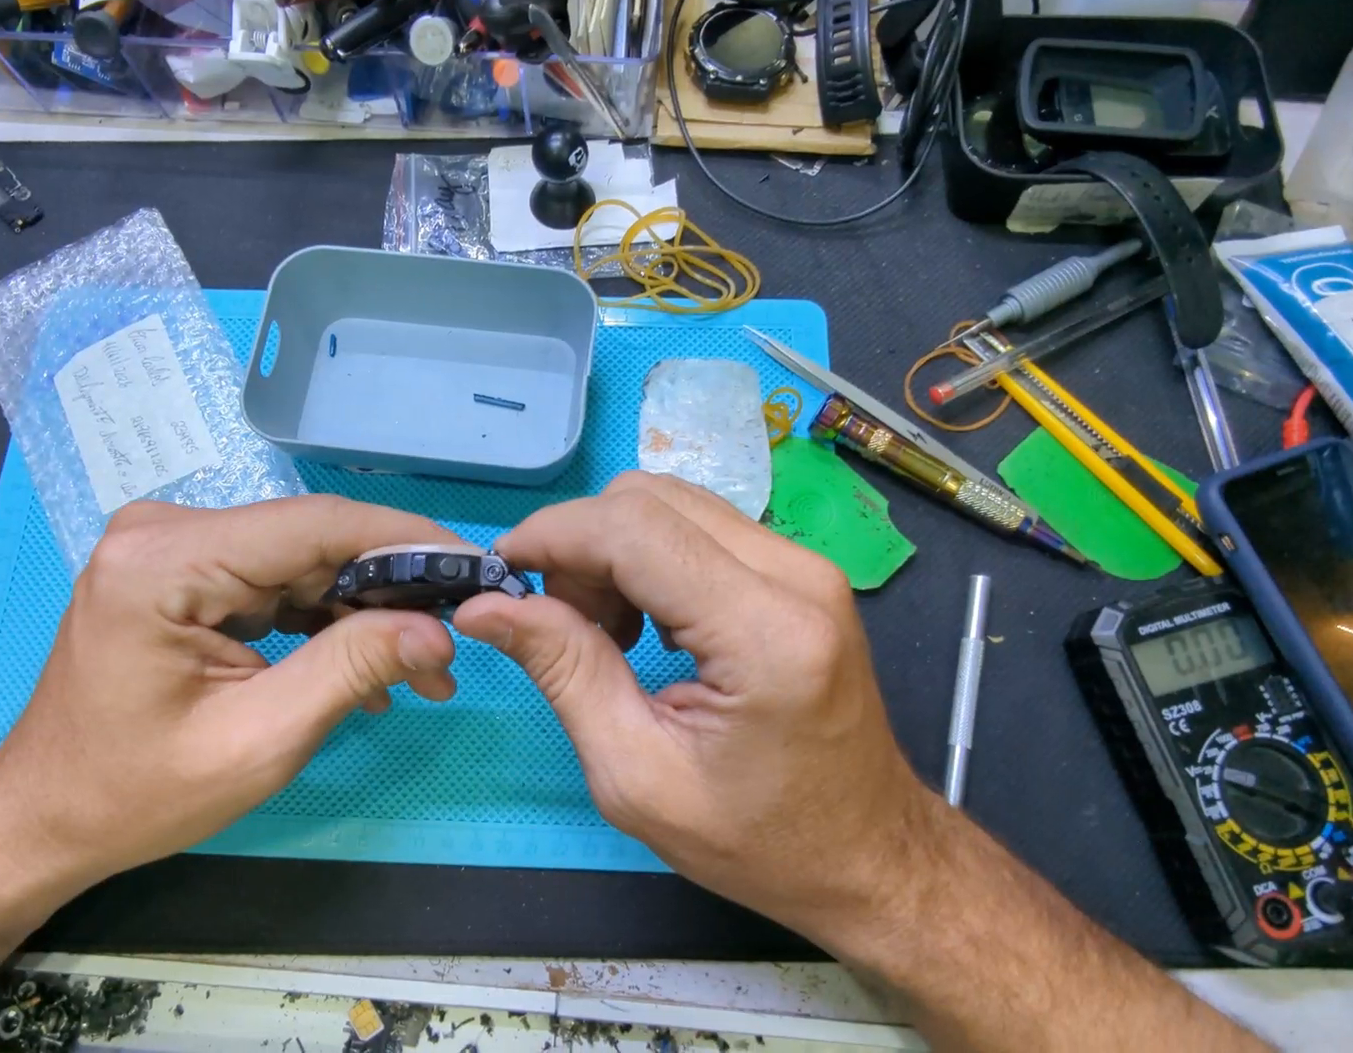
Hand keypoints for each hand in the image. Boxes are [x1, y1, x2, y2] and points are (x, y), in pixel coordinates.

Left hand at [0, 497, 462, 888]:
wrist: (43, 822)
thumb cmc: (137, 794)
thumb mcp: (259, 740)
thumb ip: (351, 669)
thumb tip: (439, 631)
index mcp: (167, 559)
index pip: (317, 524)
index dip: (406, 540)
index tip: (474, 567)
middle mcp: (169, 530)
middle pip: (315, 541)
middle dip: (391, 589)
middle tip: (452, 640)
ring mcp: (176, 546)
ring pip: (306, 562)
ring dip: (366, 613)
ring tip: (422, 670)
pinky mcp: (188, 570)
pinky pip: (281, 582)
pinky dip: (328, 621)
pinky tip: (368, 667)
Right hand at [453, 472, 942, 946]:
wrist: (867, 852)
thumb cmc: (758, 840)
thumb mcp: (637, 777)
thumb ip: (565, 673)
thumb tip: (486, 607)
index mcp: (763, 633)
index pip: (635, 531)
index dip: (552, 537)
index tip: (498, 575)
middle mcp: (795, 574)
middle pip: (651, 500)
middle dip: (580, 545)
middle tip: (555, 621)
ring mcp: (806, 565)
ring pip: (674, 503)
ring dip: (613, 550)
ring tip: (604, 631)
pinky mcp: (802, 571)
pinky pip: (703, 528)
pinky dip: (651, 558)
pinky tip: (648, 624)